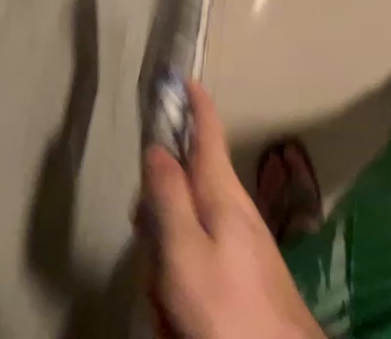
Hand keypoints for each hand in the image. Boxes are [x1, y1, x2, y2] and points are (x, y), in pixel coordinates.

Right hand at [141, 81, 324, 338]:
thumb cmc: (227, 305)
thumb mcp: (184, 251)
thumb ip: (169, 197)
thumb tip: (157, 148)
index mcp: (222, 194)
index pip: (208, 134)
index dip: (196, 105)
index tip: (184, 78)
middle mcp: (234, 209)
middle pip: (187, 184)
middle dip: (159, 210)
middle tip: (148, 245)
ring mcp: (241, 240)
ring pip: (188, 225)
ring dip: (166, 256)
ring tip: (166, 297)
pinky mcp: (242, 269)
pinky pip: (198, 255)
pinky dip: (180, 277)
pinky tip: (178, 312)